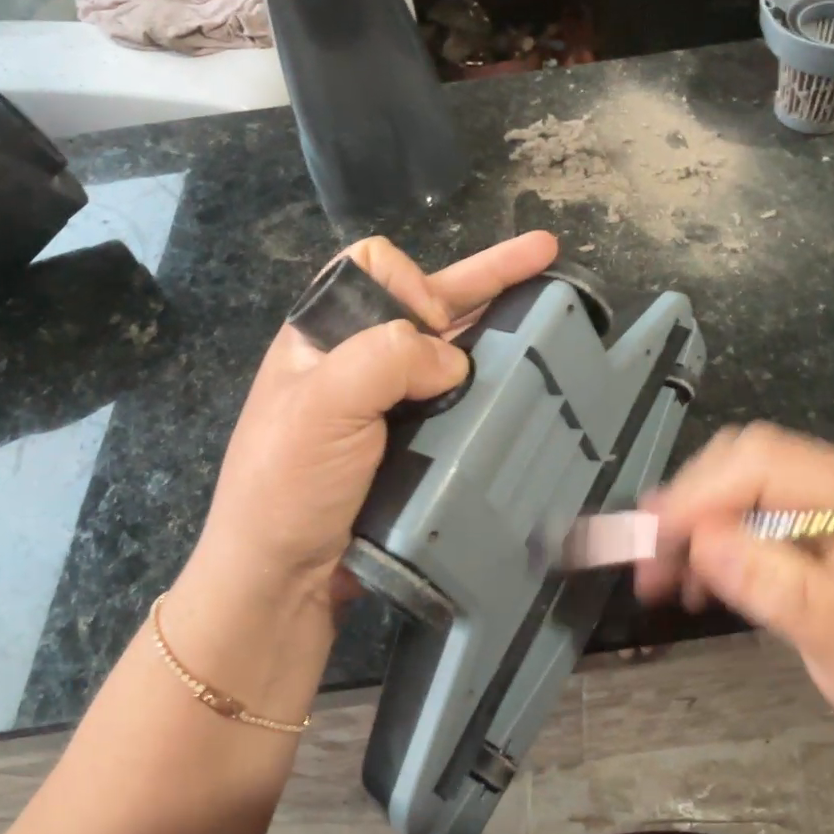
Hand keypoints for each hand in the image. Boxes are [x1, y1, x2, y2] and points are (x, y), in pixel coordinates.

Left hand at [193, 231, 559, 611]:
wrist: (280, 581)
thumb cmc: (288, 485)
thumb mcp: (323, 405)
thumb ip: (388, 359)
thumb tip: (453, 362)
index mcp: (322, 335)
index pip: (374, 270)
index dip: (411, 285)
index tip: (429, 329)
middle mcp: (357, 360)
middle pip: (426, 299)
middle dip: (487, 274)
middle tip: (545, 252)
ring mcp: (387, 404)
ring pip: (450, 348)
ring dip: (498, 324)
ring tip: (554, 310)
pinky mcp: (410, 444)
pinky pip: (458, 400)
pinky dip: (492, 384)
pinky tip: (526, 380)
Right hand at [636, 424, 833, 745]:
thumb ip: (780, 589)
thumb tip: (704, 542)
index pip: (758, 461)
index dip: (696, 493)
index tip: (652, 542)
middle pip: (740, 460)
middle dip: (685, 506)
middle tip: (646, 562)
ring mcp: (829, 492)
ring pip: (736, 479)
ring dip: (691, 523)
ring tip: (660, 577)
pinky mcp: (816, 514)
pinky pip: (750, 504)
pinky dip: (713, 536)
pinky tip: (696, 578)